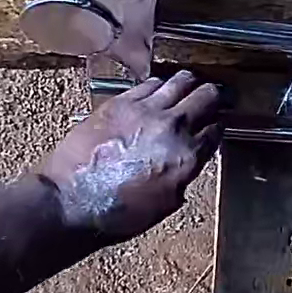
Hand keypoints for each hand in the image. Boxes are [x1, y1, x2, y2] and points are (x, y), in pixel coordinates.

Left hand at [40, 71, 222, 240]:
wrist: (71, 202)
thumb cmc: (119, 212)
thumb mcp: (168, 202)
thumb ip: (186, 173)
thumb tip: (191, 157)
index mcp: (188, 155)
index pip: (217, 128)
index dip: (220, 124)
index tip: (217, 124)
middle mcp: (173, 127)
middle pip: (208, 95)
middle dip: (214, 97)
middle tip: (211, 100)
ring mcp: (146, 110)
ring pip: (182, 80)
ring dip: (189, 85)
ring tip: (186, 90)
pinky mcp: (120, 102)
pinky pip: (150, 83)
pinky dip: (160, 86)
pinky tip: (157, 93)